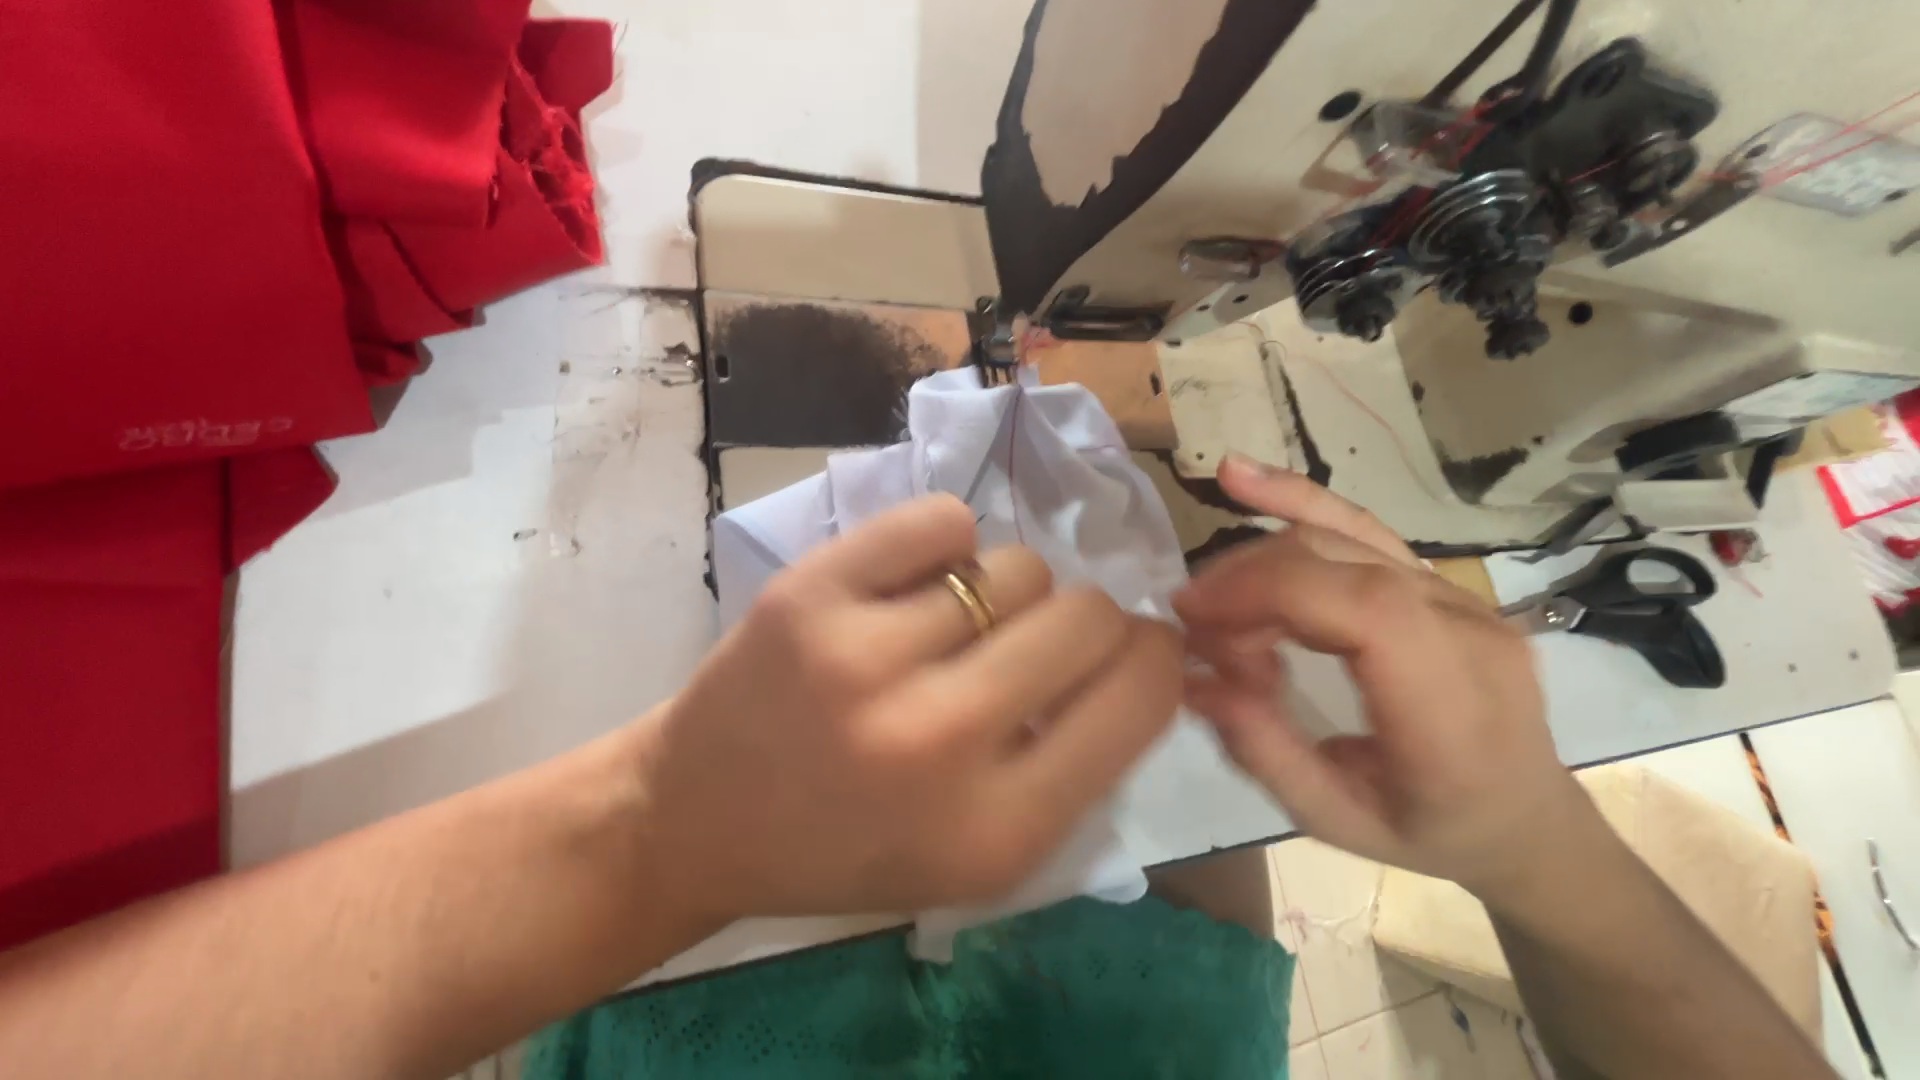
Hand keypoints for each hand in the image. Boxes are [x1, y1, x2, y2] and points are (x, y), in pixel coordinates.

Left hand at [635, 495, 1183, 921]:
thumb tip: (1143, 654)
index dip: (1155, 656)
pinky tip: (919, 580)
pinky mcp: (811, 594)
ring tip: (958, 624)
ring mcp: (865, 659)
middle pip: (1087, 617)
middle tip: (1038, 637)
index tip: (1136, 646)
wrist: (696, 816)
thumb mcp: (977, 858)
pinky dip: (948, 539)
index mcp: (996, 831)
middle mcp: (937, 742)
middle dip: (1085, 621)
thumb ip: (1072, 770)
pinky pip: (940, 520)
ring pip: (1017, 566)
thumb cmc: (848, 848)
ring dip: (1007, 590)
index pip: (1139, 700)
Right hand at [1176, 454, 1599, 904]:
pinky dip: (1296, 501)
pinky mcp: (1441, 581)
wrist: (1523, 817)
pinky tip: (1242, 478)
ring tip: (1208, 594)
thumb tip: (1193, 679)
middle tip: (1194, 626)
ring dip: (1259, 553)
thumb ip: (1265, 752)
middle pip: (1341, 562)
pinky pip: (1362, 528)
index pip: (1366, 609)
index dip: (1269, 592)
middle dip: (1248, 580)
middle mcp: (1468, 632)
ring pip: (1344, 534)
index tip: (1195, 615)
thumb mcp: (1335, 821)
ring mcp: (1462, 597)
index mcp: (1454, 708)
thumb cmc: (1429, 831)